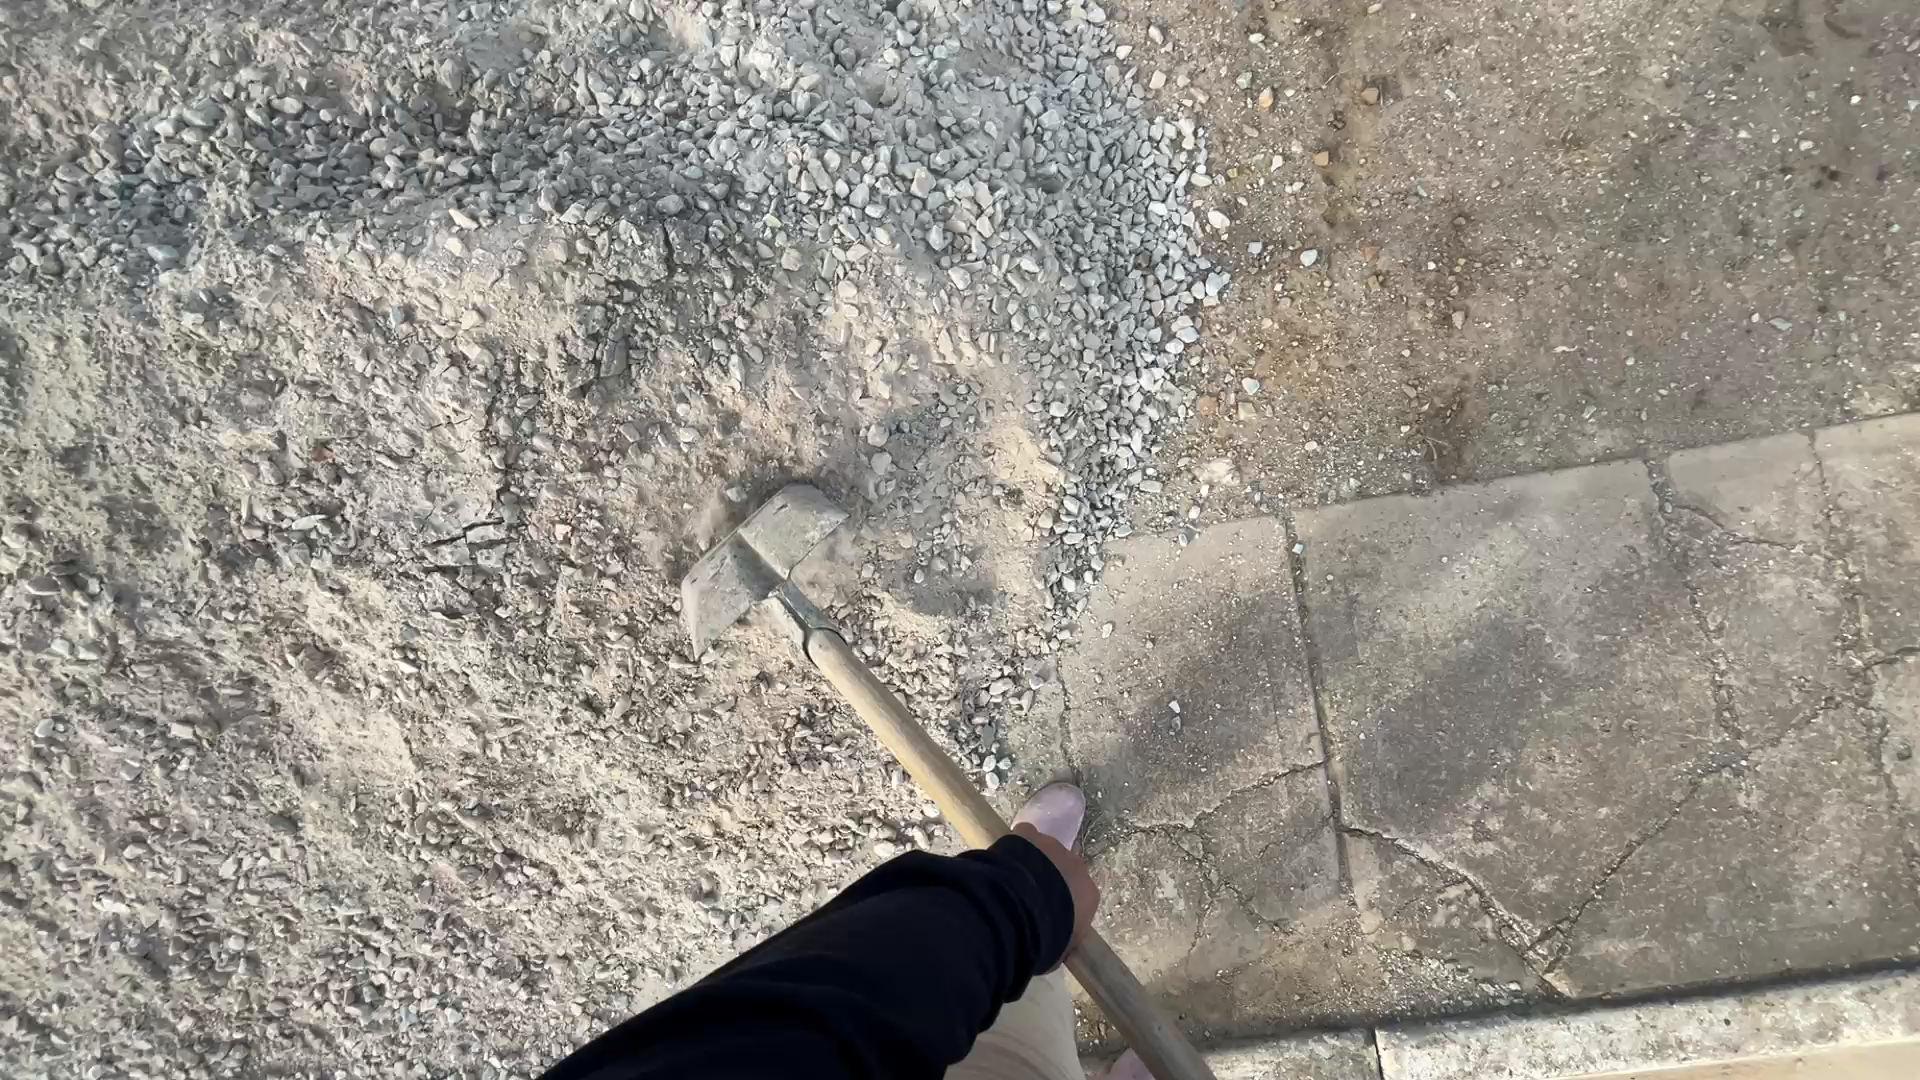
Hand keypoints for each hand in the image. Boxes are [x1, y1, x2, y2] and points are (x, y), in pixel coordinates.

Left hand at [1010, 822, 1098, 968]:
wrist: (1018, 910)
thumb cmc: (1045, 938)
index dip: (1065, 903)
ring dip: (1033, 862)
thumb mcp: (1060, 950)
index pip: (1081, 896)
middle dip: (1050, 879)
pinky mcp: (1028, 833)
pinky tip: (1005, 861)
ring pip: (1044, 851)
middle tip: (1030, 895)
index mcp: (1089, 894)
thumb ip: (1063, 941)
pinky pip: (1024, 836)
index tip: (1050, 914)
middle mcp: (1075, 865)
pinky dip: (1016, 846)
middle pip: (1064, 868)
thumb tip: (1057, 943)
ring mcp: (1051, 845)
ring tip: (1013, 880)